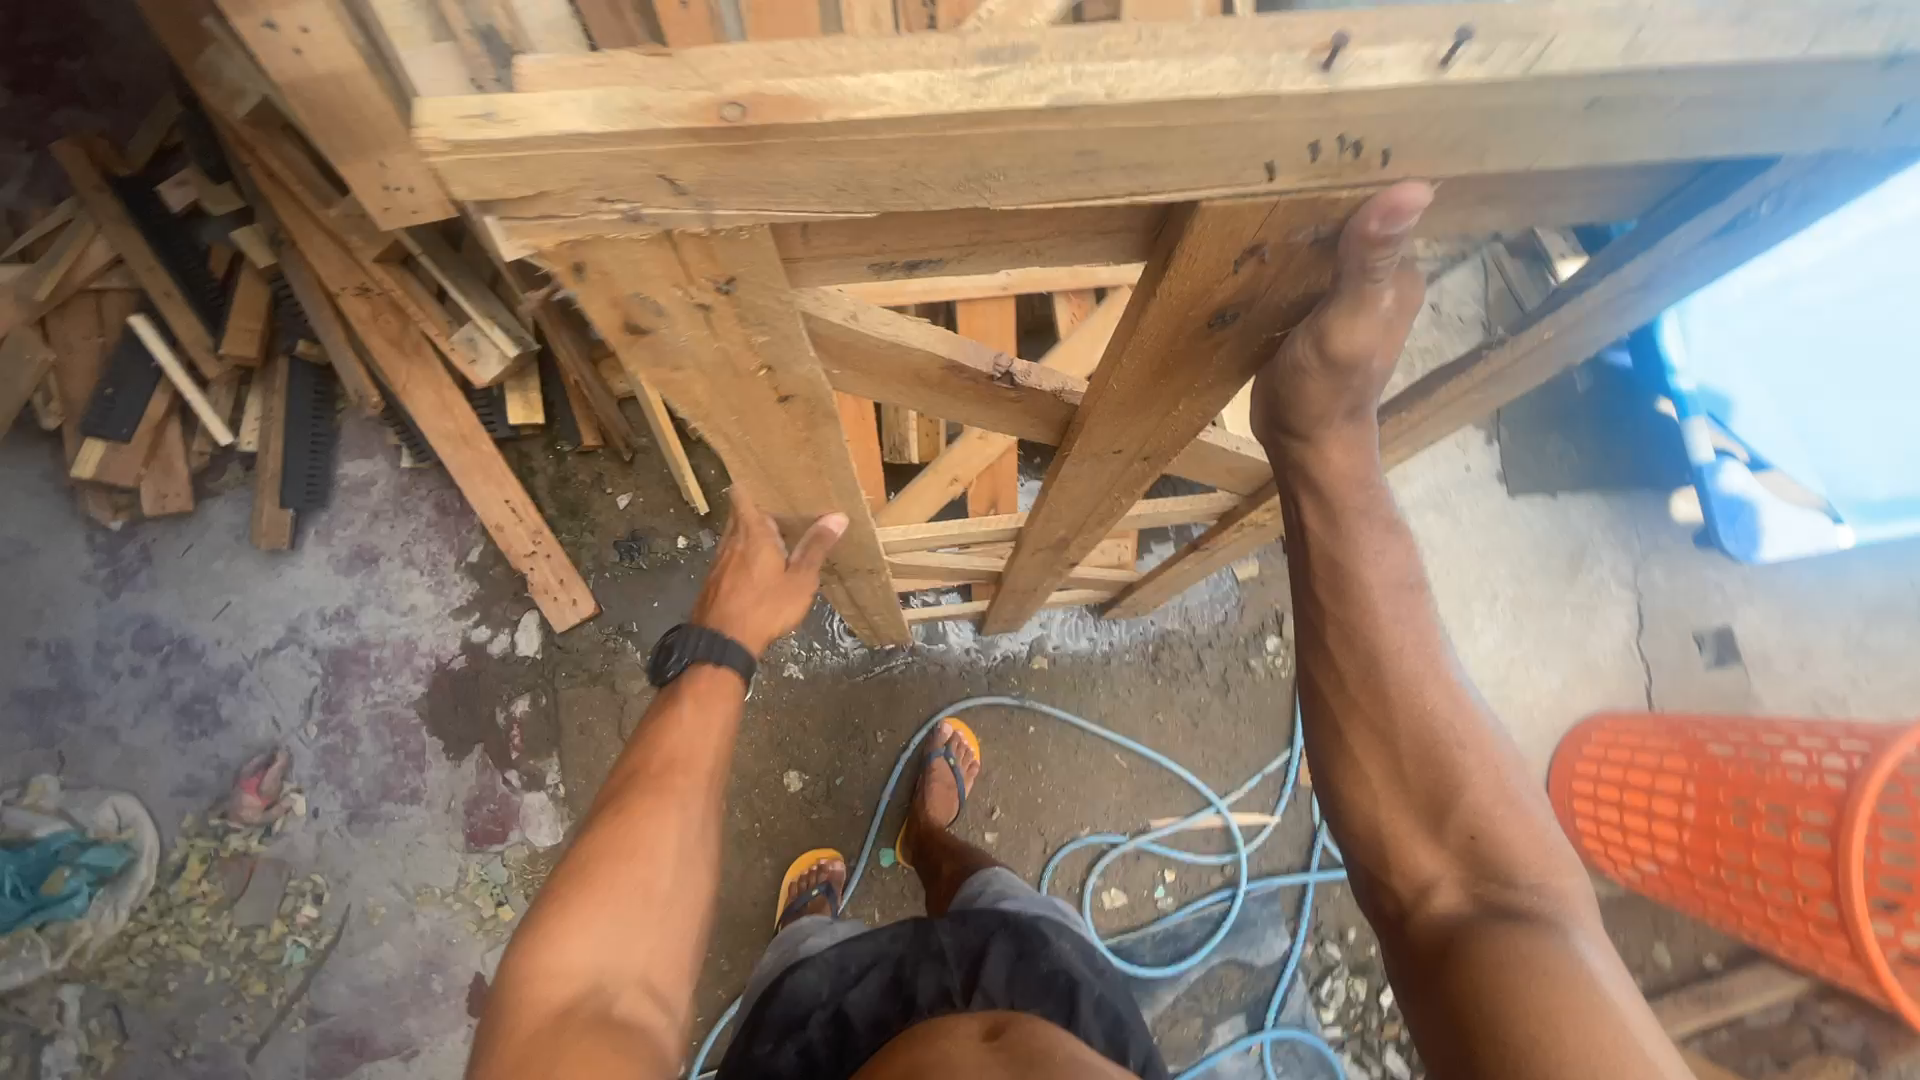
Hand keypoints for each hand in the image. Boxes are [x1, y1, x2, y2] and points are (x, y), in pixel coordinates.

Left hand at [690, 489, 846, 656]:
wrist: (722, 642)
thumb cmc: (765, 606)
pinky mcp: (714, 580)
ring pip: (735, 536)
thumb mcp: (800, 580)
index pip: (742, 493)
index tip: (770, 482)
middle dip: (759, 510)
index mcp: (752, 532)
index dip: (753, 484)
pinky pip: (731, 556)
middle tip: (784, 510)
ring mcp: (719, 560)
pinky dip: (745, 554)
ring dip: (752, 534)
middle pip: (740, 513)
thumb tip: (837, 516)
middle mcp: (731, 540)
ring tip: (777, 538)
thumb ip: (815, 547)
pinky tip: (760, 568)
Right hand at [1250, 180, 1432, 469]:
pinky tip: (1245, 256)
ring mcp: (1340, 302)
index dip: (1346, 181)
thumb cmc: (1326, 389)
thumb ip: (1370, 262)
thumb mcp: (1348, 323)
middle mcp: (1375, 282)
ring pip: (1315, 252)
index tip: (1304, 157)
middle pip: (1343, 227)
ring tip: (1245, 208)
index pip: (1378, 208)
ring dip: (1286, 236)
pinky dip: (1274, 267)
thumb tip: (1414, 188)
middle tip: (1261, 180)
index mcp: (1397, 274)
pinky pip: (1293, 280)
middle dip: (1308, 206)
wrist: (1301, 446)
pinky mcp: (1309, 319)